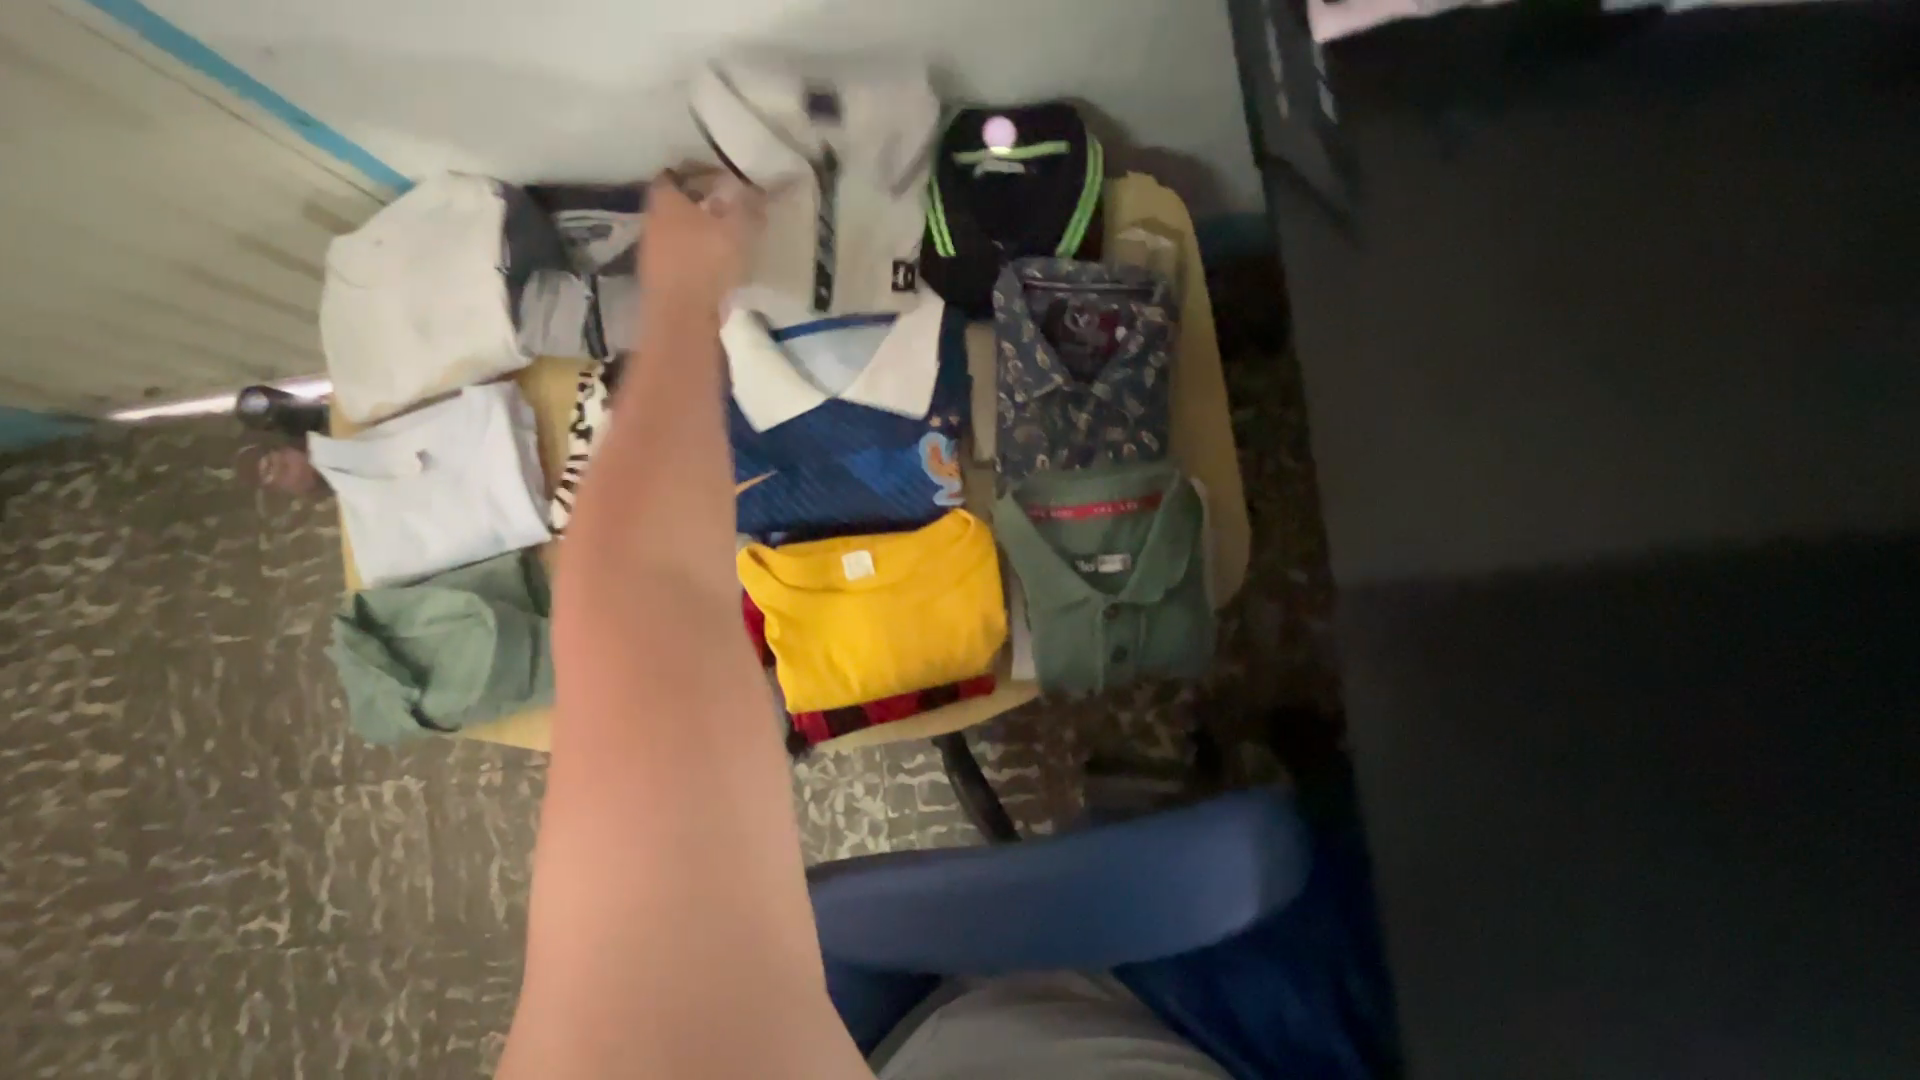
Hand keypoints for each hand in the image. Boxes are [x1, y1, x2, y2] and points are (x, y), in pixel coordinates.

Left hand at [638, 170, 763, 317]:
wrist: (683, 315)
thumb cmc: (707, 261)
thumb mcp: (737, 228)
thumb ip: (747, 206)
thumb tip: (757, 189)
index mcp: (665, 200)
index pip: (672, 176)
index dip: (695, 175)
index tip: (717, 180)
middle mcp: (652, 221)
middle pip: (675, 206)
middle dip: (699, 207)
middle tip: (727, 210)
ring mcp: (653, 253)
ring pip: (678, 235)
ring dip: (698, 236)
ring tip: (726, 241)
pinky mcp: (661, 281)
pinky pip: (681, 260)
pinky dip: (697, 259)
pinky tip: (717, 268)